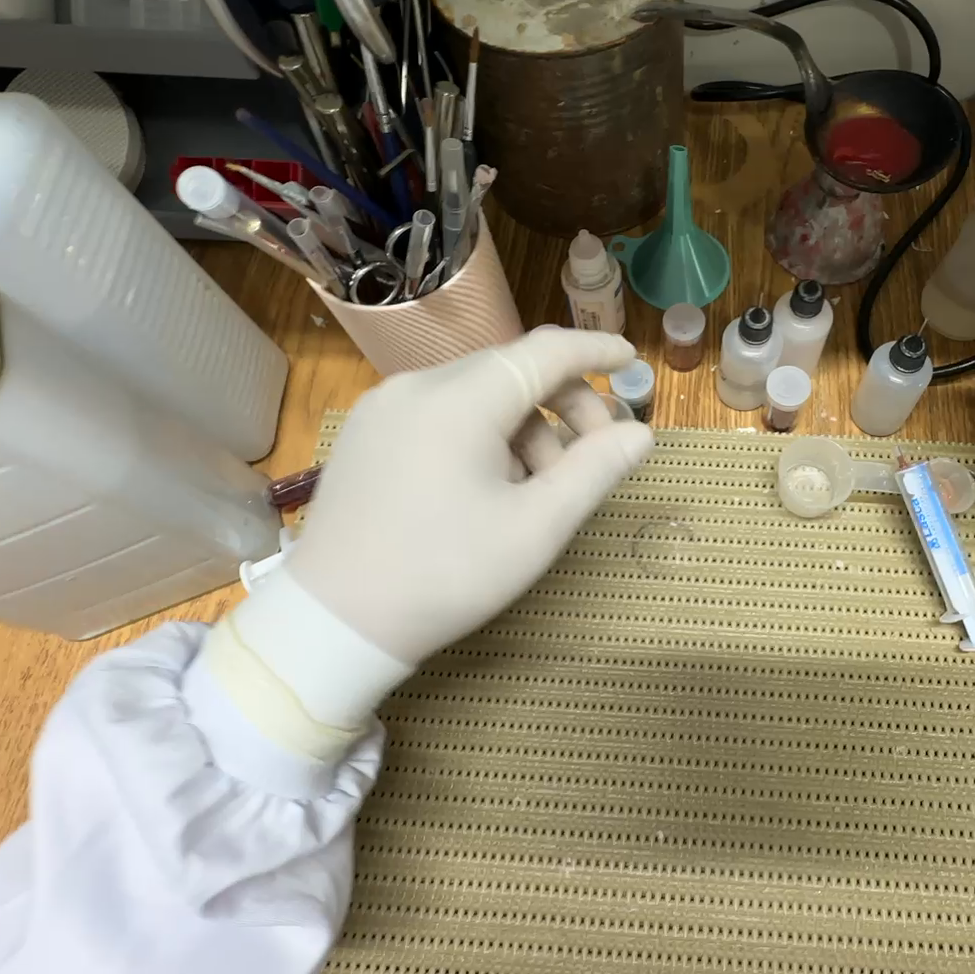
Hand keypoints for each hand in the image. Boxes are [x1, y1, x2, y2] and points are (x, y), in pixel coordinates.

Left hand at [286, 327, 653, 664]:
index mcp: (460, 401)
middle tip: (592, 455)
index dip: (596, 351)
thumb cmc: (444, 575)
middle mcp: (418, 385)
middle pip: (513, 370)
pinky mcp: (369, 431)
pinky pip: (444, 411)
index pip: (545, 351)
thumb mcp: (535, 528)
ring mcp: (386, 406)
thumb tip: (640, 434)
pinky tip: (492, 485)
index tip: (632, 360)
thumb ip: (595, 471)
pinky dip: (485, 433)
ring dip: (526, 426)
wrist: (334, 622)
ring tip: (538, 487)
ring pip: (479, 393)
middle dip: (565, 404)